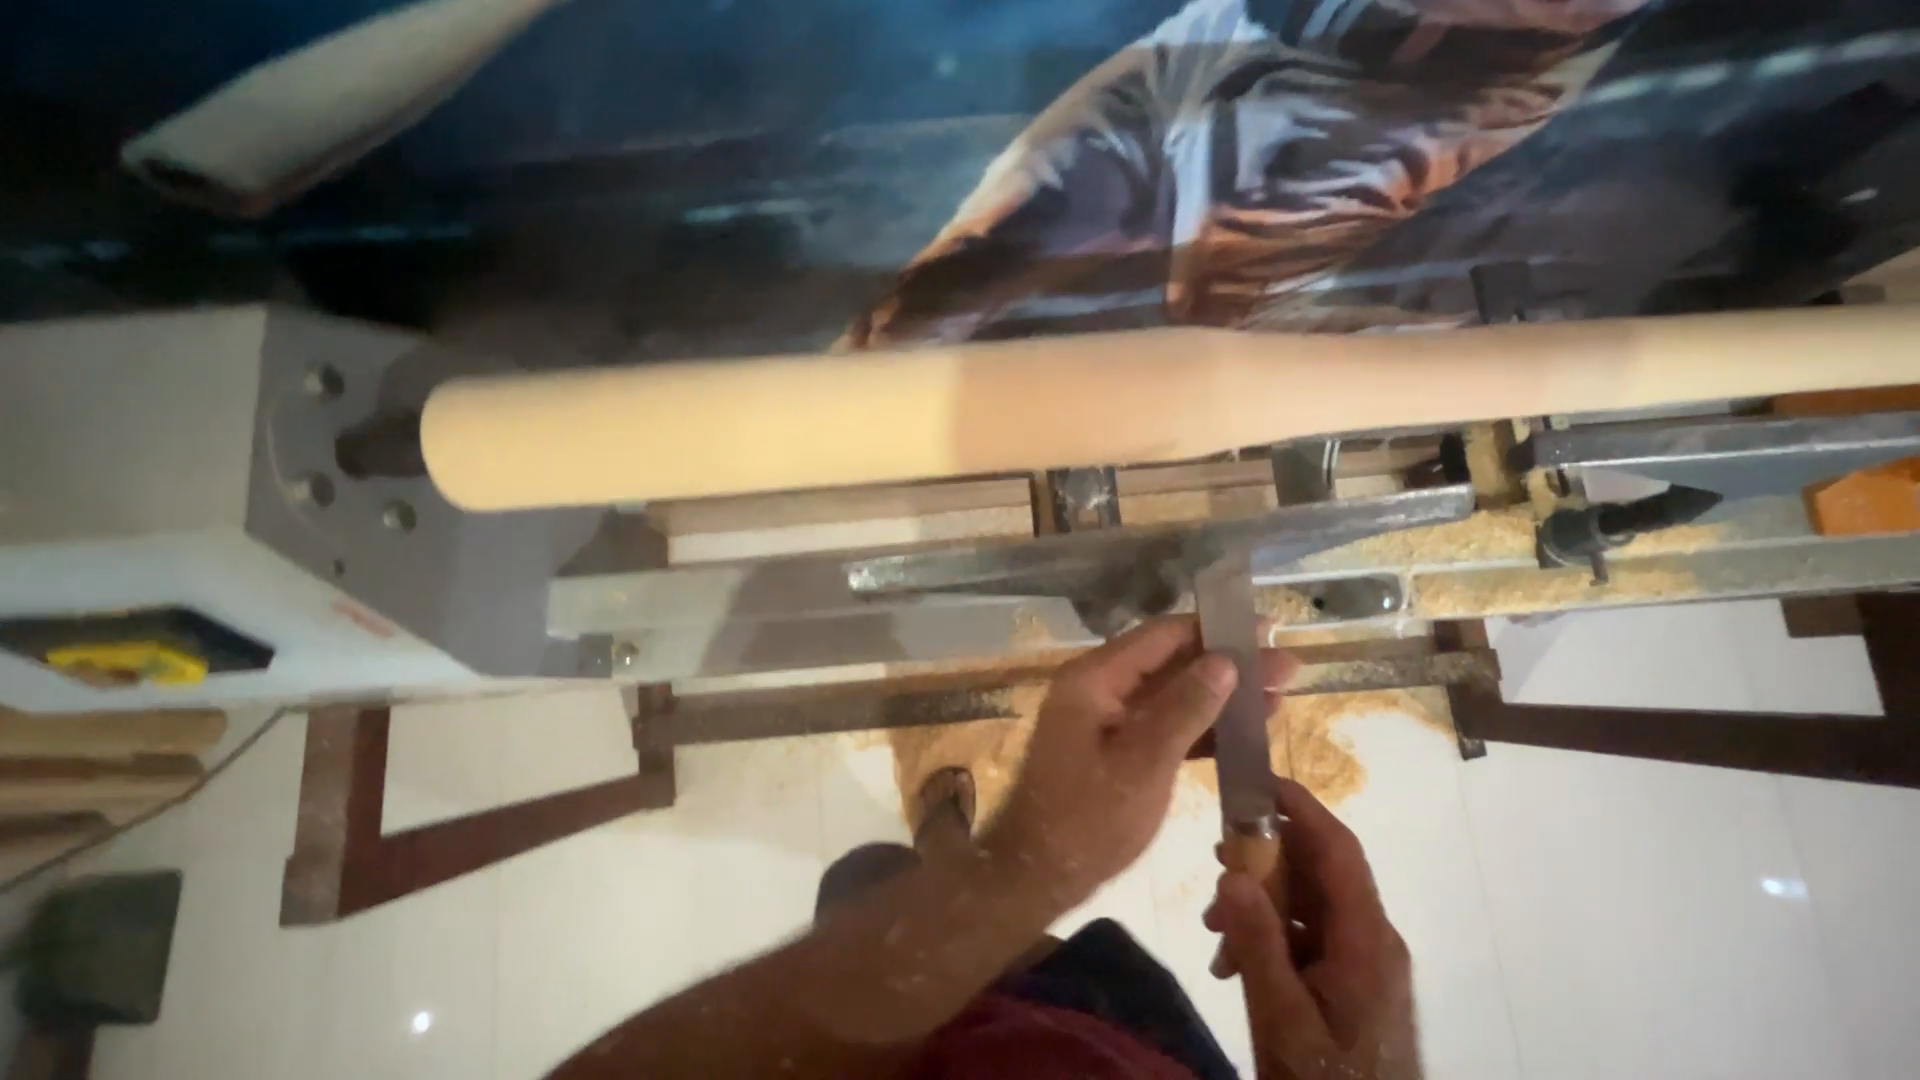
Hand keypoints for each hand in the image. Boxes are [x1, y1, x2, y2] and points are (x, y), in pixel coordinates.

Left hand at [982, 616, 1294, 906]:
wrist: (1037, 873)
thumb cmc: (1088, 819)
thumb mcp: (1144, 763)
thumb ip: (1185, 708)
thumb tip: (1225, 660)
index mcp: (1094, 679)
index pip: (1161, 636)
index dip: (1214, 630)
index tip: (1265, 628)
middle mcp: (1097, 688)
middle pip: (1170, 663)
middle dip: (1228, 665)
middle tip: (1286, 667)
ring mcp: (1104, 719)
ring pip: (1171, 695)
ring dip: (1220, 697)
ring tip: (1279, 695)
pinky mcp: (1114, 748)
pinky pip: (1162, 724)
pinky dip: (1200, 726)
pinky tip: (1243, 730)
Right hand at [1206, 779, 1420, 1079]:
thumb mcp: (1281, 1019)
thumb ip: (1257, 943)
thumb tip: (1231, 870)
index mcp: (1367, 941)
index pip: (1338, 850)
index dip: (1300, 808)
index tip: (1256, 782)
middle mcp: (1373, 940)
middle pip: (1318, 871)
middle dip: (1263, 859)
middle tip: (1213, 859)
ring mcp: (1364, 961)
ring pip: (1308, 902)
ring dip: (1259, 902)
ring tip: (1213, 928)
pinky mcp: (1351, 980)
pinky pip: (1308, 934)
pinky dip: (1268, 933)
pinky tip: (1232, 962)